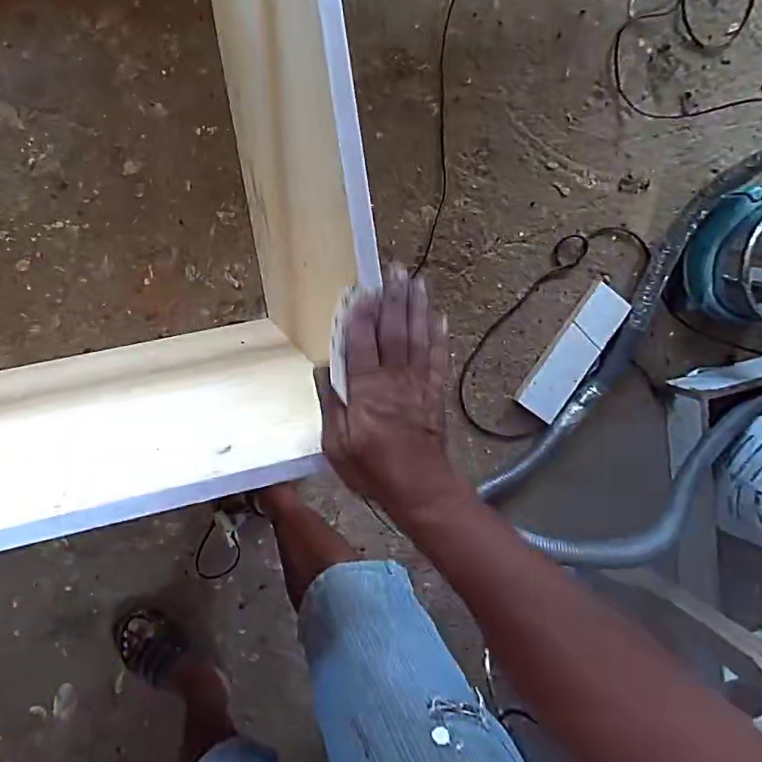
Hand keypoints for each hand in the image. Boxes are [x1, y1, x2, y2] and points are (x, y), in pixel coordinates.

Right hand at [317, 266, 475, 525]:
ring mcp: (419, 384)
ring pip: (418, 337)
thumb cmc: (371, 468)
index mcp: (367, 390)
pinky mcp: (435, 392)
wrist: (420, 490)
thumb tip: (323, 368)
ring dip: (417, 307)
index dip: (361, 314)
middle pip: (394, 331)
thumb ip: (330, 402)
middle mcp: (395, 380)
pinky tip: (439, 316)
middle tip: (394, 271)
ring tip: (417, 281)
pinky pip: (438, 357)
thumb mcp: (335, 443)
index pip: (362, 342)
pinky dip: (439, 335)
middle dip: (393, 299)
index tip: (361, 290)